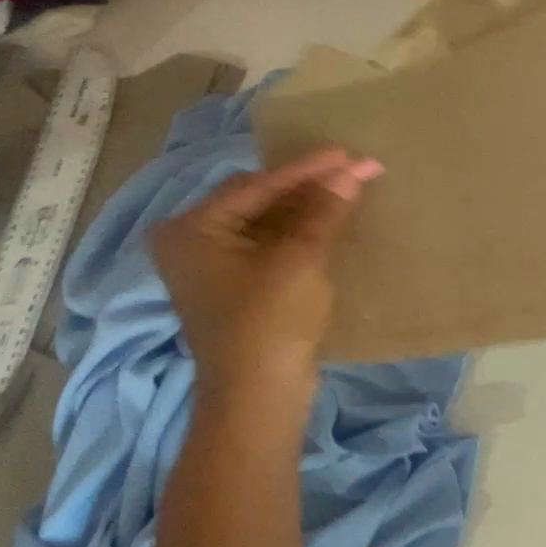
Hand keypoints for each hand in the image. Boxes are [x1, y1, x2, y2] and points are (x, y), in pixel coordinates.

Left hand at [152, 148, 383, 420]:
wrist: (259, 392)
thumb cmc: (269, 321)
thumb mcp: (300, 259)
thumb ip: (324, 210)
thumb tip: (351, 170)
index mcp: (191, 229)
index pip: (257, 185)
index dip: (308, 168)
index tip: (351, 154)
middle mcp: (191, 241)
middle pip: (257, 199)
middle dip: (307, 185)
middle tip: (354, 169)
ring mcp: (212, 266)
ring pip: (266, 222)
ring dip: (307, 207)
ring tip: (350, 190)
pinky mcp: (236, 287)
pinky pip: (270, 244)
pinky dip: (301, 232)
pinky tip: (332, 224)